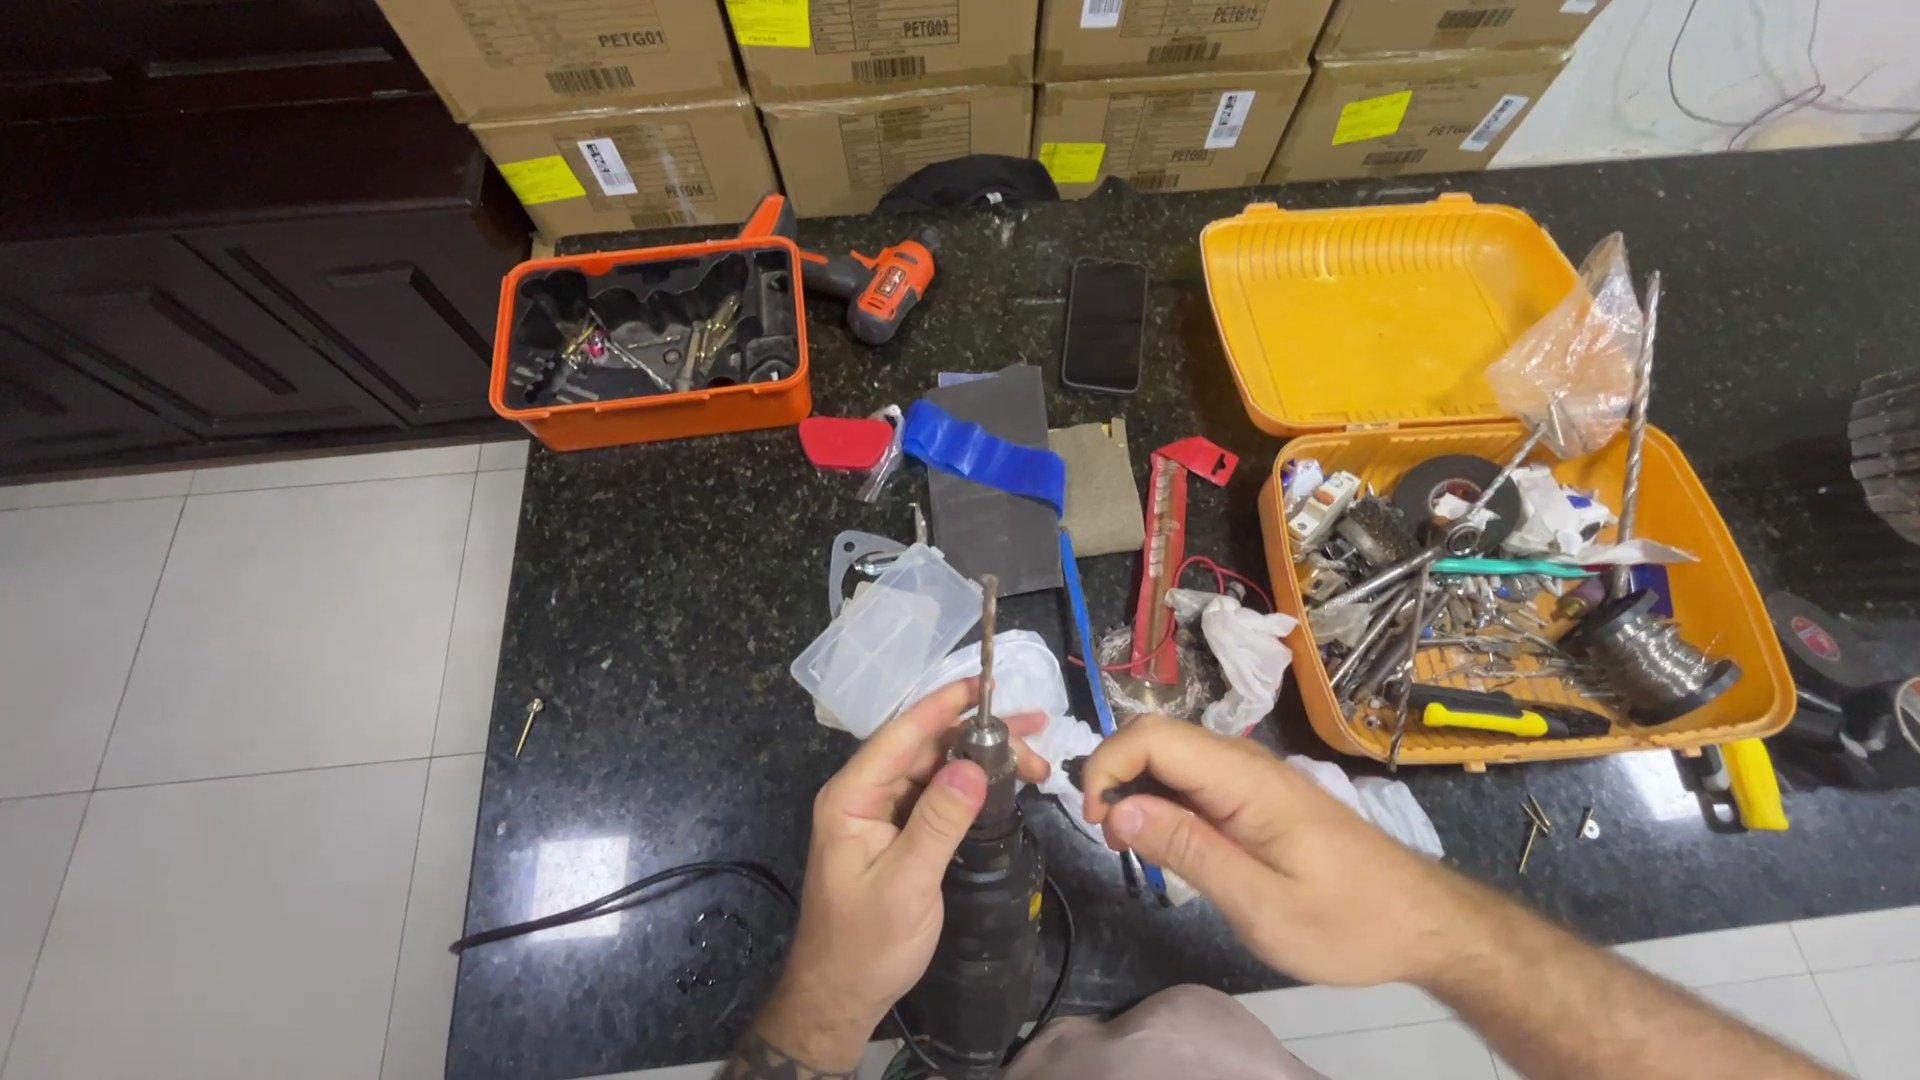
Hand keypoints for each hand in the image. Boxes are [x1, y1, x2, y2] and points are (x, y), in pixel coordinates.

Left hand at [755, 679, 1048, 1071]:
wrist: (841, 997)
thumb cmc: (866, 944)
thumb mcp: (906, 884)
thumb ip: (938, 822)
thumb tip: (974, 765)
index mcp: (853, 796)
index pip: (901, 735)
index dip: (943, 706)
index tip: (984, 685)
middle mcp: (867, 794)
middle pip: (926, 748)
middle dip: (979, 736)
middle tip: (1034, 731)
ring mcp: (885, 812)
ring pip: (937, 768)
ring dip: (982, 760)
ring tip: (1035, 758)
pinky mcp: (901, 831)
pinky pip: (939, 795)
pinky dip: (974, 786)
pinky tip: (1006, 782)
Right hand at [1080, 714, 1474, 987]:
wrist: (1421, 920)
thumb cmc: (1346, 921)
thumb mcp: (1261, 904)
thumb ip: (1188, 851)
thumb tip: (1117, 810)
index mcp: (1244, 779)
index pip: (1153, 736)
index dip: (1109, 764)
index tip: (1096, 821)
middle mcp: (1242, 761)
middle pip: (1155, 737)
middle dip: (1115, 775)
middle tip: (1111, 838)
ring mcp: (1248, 773)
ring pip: (1169, 754)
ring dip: (1135, 789)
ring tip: (1132, 845)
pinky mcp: (1252, 791)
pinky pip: (1190, 776)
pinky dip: (1161, 800)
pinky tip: (1166, 841)